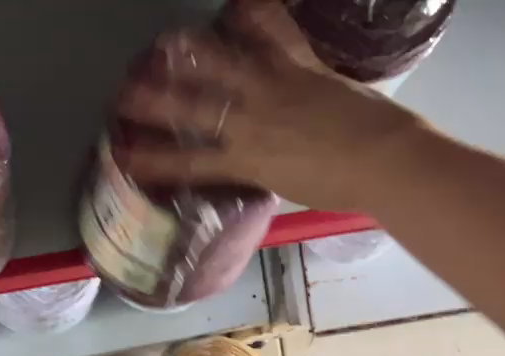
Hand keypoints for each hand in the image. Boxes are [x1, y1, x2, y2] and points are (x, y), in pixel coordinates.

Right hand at [116, 0, 422, 211]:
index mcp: (247, 162)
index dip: (154, 160)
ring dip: (193, 53)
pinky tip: (237, 6)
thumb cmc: (335, 186)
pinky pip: (276, 35)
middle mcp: (252, 122)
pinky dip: (257, 18)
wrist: (381, 161)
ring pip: (225, 66)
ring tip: (168, 42)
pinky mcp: (302, 65)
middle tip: (124, 94)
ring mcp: (276, 88)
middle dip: (155, 102)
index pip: (189, 163)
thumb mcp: (285, 187)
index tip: (123, 157)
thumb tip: (245, 160)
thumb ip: (259, 170)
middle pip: (194, 110)